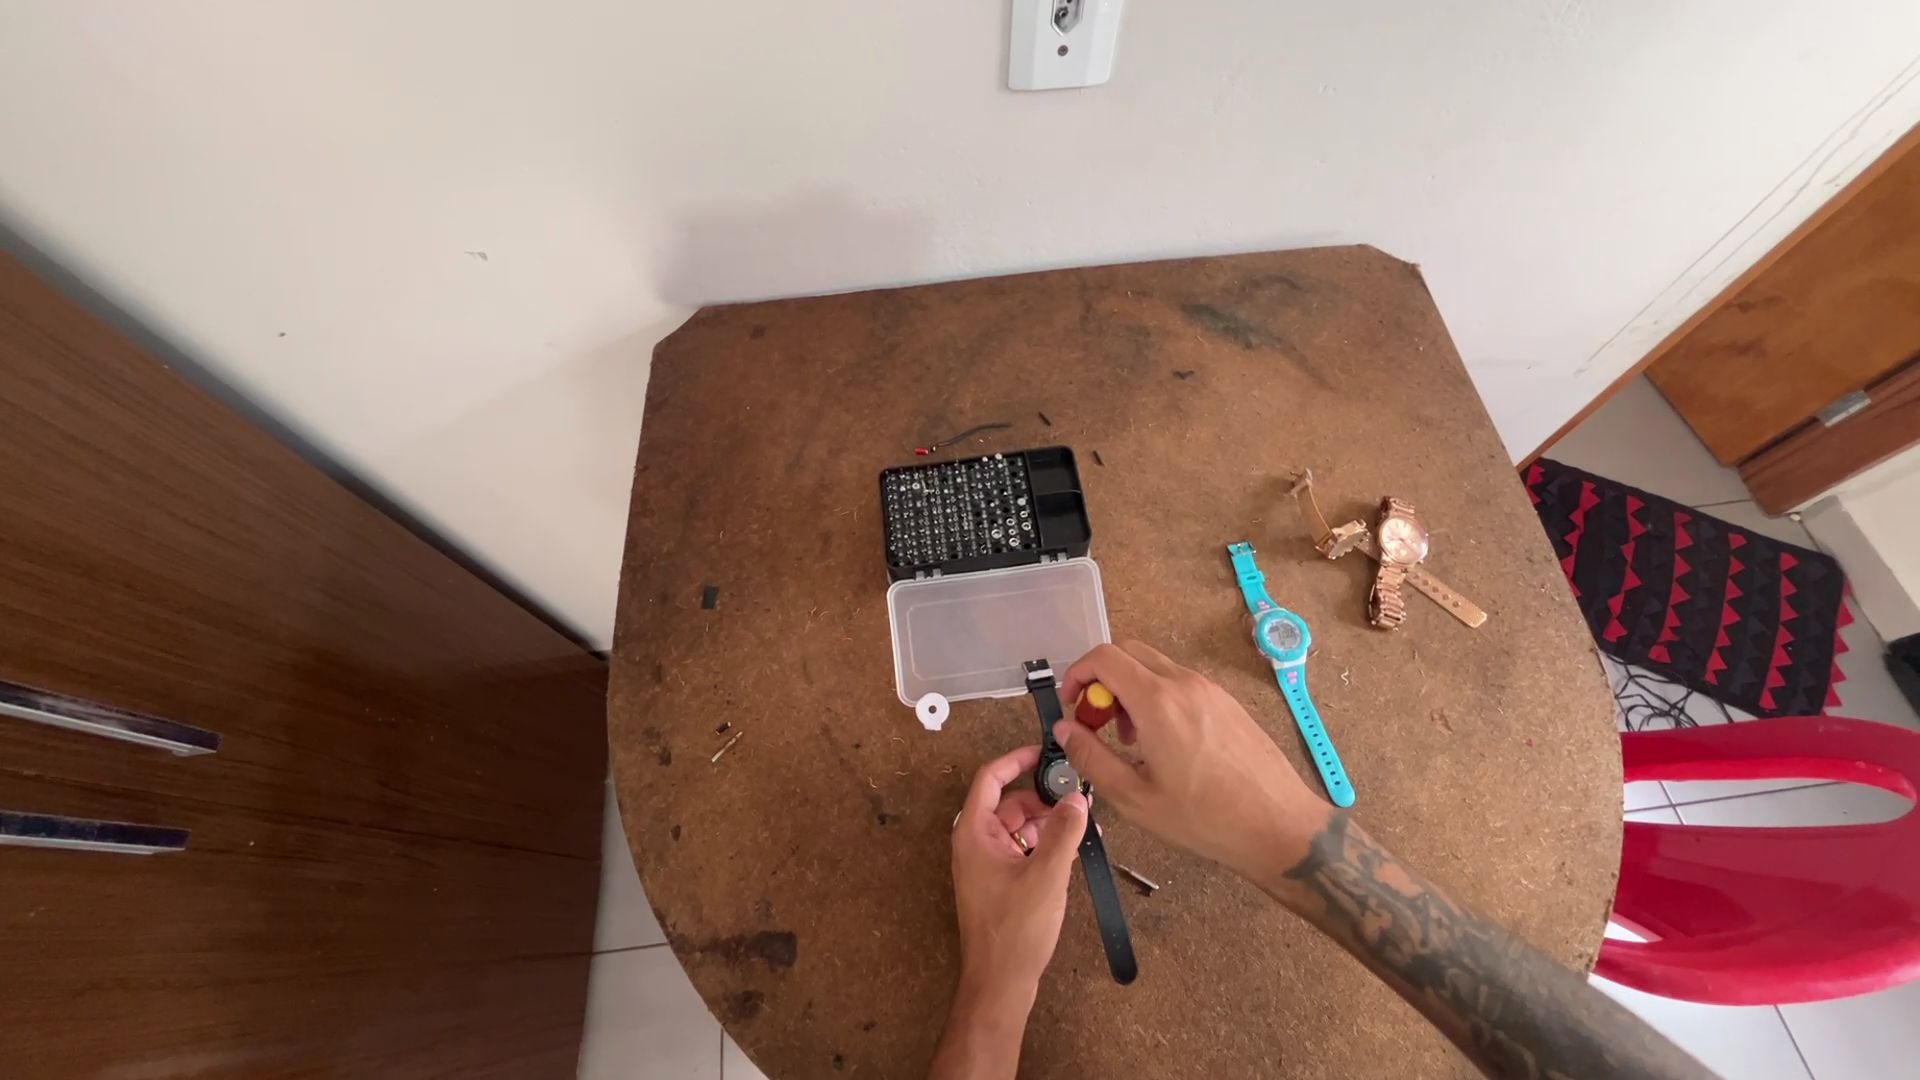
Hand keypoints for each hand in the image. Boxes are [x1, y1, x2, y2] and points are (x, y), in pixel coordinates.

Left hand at [949, 745, 1088, 996]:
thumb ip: (1063, 832)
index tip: (1044, 752)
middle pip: (1010, 802)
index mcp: (974, 832)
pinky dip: (1046, 845)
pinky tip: (1074, 850)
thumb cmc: (1015, 929)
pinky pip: (1023, 848)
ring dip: (1050, 823)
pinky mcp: (1000, 881)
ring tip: (1085, 828)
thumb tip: (1077, 798)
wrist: (1000, 985)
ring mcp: (987, 863)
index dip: (1016, 760)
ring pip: (1020, 826)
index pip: (990, 778)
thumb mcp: (1046, 875)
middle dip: (1044, 798)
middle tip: (1079, 799)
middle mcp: (976, 842)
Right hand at [1055, 641, 1332, 882]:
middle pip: (1126, 652)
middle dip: (1101, 680)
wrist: (1280, 826)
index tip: (1071, 705)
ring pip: (1152, 666)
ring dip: (1128, 688)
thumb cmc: (1205, 818)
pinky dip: (1155, 696)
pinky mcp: (1225, 700)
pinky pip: (1177, 681)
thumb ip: (1091, 757)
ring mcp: (1208, 688)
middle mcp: (1182, 683)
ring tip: (1130, 739)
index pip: (1103, 657)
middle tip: (1096, 722)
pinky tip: (1163, 742)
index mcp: (1157, 701)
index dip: (1077, 674)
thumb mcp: (1134, 797)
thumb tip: (1064, 729)